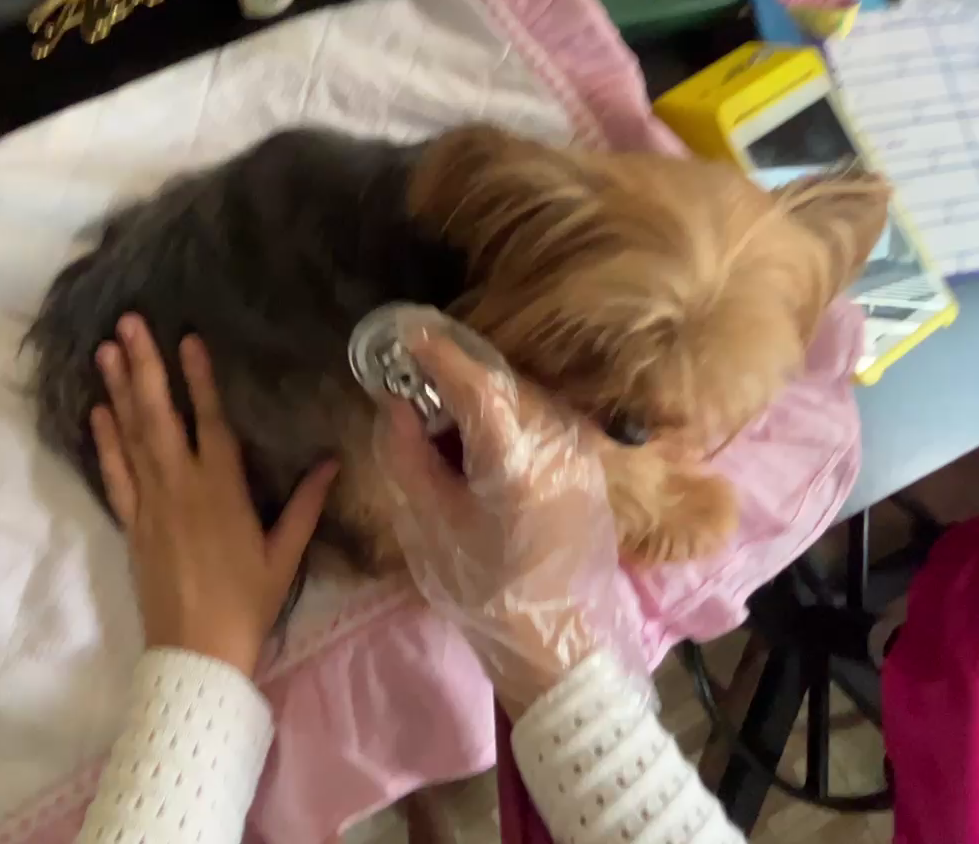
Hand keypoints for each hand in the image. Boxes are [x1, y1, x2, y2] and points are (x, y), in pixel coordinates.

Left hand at [91, 313, 338, 676]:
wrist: (197, 652)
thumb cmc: (248, 601)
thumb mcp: (285, 552)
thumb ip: (307, 504)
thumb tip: (332, 461)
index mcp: (222, 488)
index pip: (210, 420)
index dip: (198, 377)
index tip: (187, 338)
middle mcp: (181, 485)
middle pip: (159, 415)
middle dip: (144, 365)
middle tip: (128, 323)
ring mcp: (150, 502)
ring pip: (132, 436)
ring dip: (118, 390)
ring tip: (105, 350)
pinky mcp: (131, 523)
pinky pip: (115, 474)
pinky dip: (105, 441)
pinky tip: (97, 412)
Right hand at [378, 329, 640, 713]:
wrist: (556, 645)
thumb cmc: (484, 589)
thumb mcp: (431, 525)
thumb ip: (408, 455)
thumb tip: (396, 405)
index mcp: (517, 459)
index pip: (476, 385)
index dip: (439, 353)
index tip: (406, 332)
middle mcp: (556, 442)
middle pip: (499, 384)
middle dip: (453, 368)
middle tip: (409, 364)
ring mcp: (577, 452)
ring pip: (517, 398)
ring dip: (474, 391)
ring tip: (433, 399)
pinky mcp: (582, 465)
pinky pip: (533, 419)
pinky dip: (496, 413)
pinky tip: (469, 432)